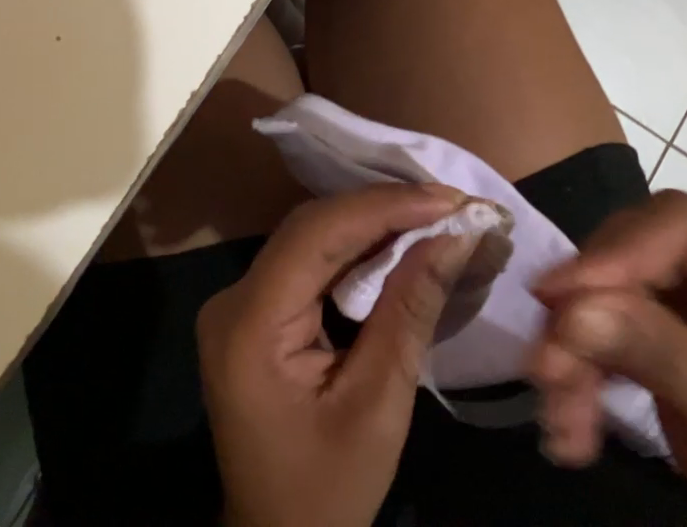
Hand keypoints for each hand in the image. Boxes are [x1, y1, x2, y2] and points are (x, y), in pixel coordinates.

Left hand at [197, 184, 479, 526]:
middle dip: (385, 209)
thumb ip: (411, 310)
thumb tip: (454, 236)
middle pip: (311, 229)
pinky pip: (309, 262)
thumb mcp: (380, 403)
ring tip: (437, 213)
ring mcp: (239, 305)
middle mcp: (233, 301)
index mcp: (249, 327)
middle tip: (453, 204)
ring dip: (374, 222)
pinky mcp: (256, 313)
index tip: (450, 199)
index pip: (317, 236)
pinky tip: (400, 240)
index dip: (385, 207)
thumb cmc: (329, 487)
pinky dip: (358, 248)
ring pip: (311, 237)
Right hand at [529, 190, 686, 526]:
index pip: (683, 226)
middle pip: (636, 254)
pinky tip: (572, 424)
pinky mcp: (672, 338)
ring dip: (575, 350)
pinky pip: (608, 331)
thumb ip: (659, 353)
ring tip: (560, 416)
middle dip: (586, 307)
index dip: (617, 253)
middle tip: (546, 364)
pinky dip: (582, 372)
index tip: (557, 297)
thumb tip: (569, 309)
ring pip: (611, 294)